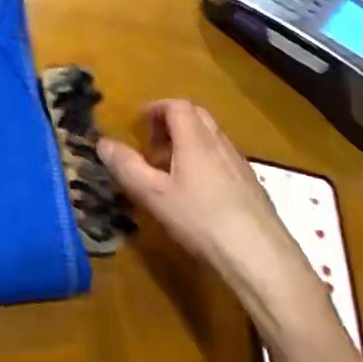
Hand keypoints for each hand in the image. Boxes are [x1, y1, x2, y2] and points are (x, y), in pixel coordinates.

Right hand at [99, 100, 328, 329]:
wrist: (259, 255)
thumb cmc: (200, 219)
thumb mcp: (152, 194)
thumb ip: (126, 166)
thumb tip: (103, 142)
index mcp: (195, 140)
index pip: (177, 106)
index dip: (156, 108)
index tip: (138, 123)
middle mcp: (220, 144)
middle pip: (197, 117)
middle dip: (171, 122)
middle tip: (152, 145)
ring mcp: (239, 164)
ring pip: (211, 138)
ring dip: (187, 142)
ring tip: (170, 171)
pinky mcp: (251, 185)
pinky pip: (223, 158)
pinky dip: (204, 161)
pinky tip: (196, 193)